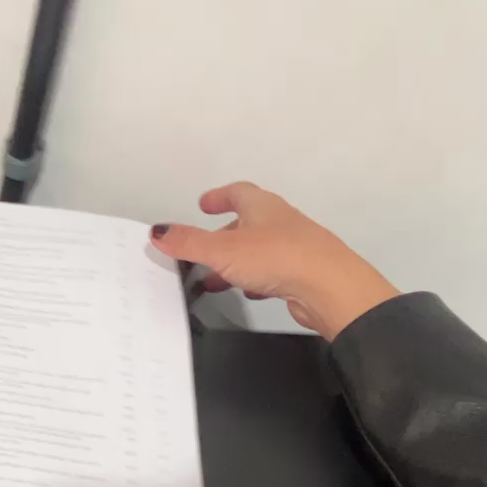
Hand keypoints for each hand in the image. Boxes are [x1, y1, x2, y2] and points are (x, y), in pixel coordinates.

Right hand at [149, 182, 400, 339]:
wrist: (329, 288)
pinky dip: (252, 279)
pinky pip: (270, 272)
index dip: (219, 197)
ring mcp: (293, 248)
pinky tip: (244, 293)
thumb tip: (157, 231)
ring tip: (211, 279)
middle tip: (199, 248)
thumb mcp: (222, 250)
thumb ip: (188, 242)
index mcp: (263, 208)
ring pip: (256, 250)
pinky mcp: (300, 273)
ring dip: (233, 262)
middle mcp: (279, 222)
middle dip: (221, 235)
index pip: (238, 193)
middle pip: (246, 223)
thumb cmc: (277, 258)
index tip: (203, 204)